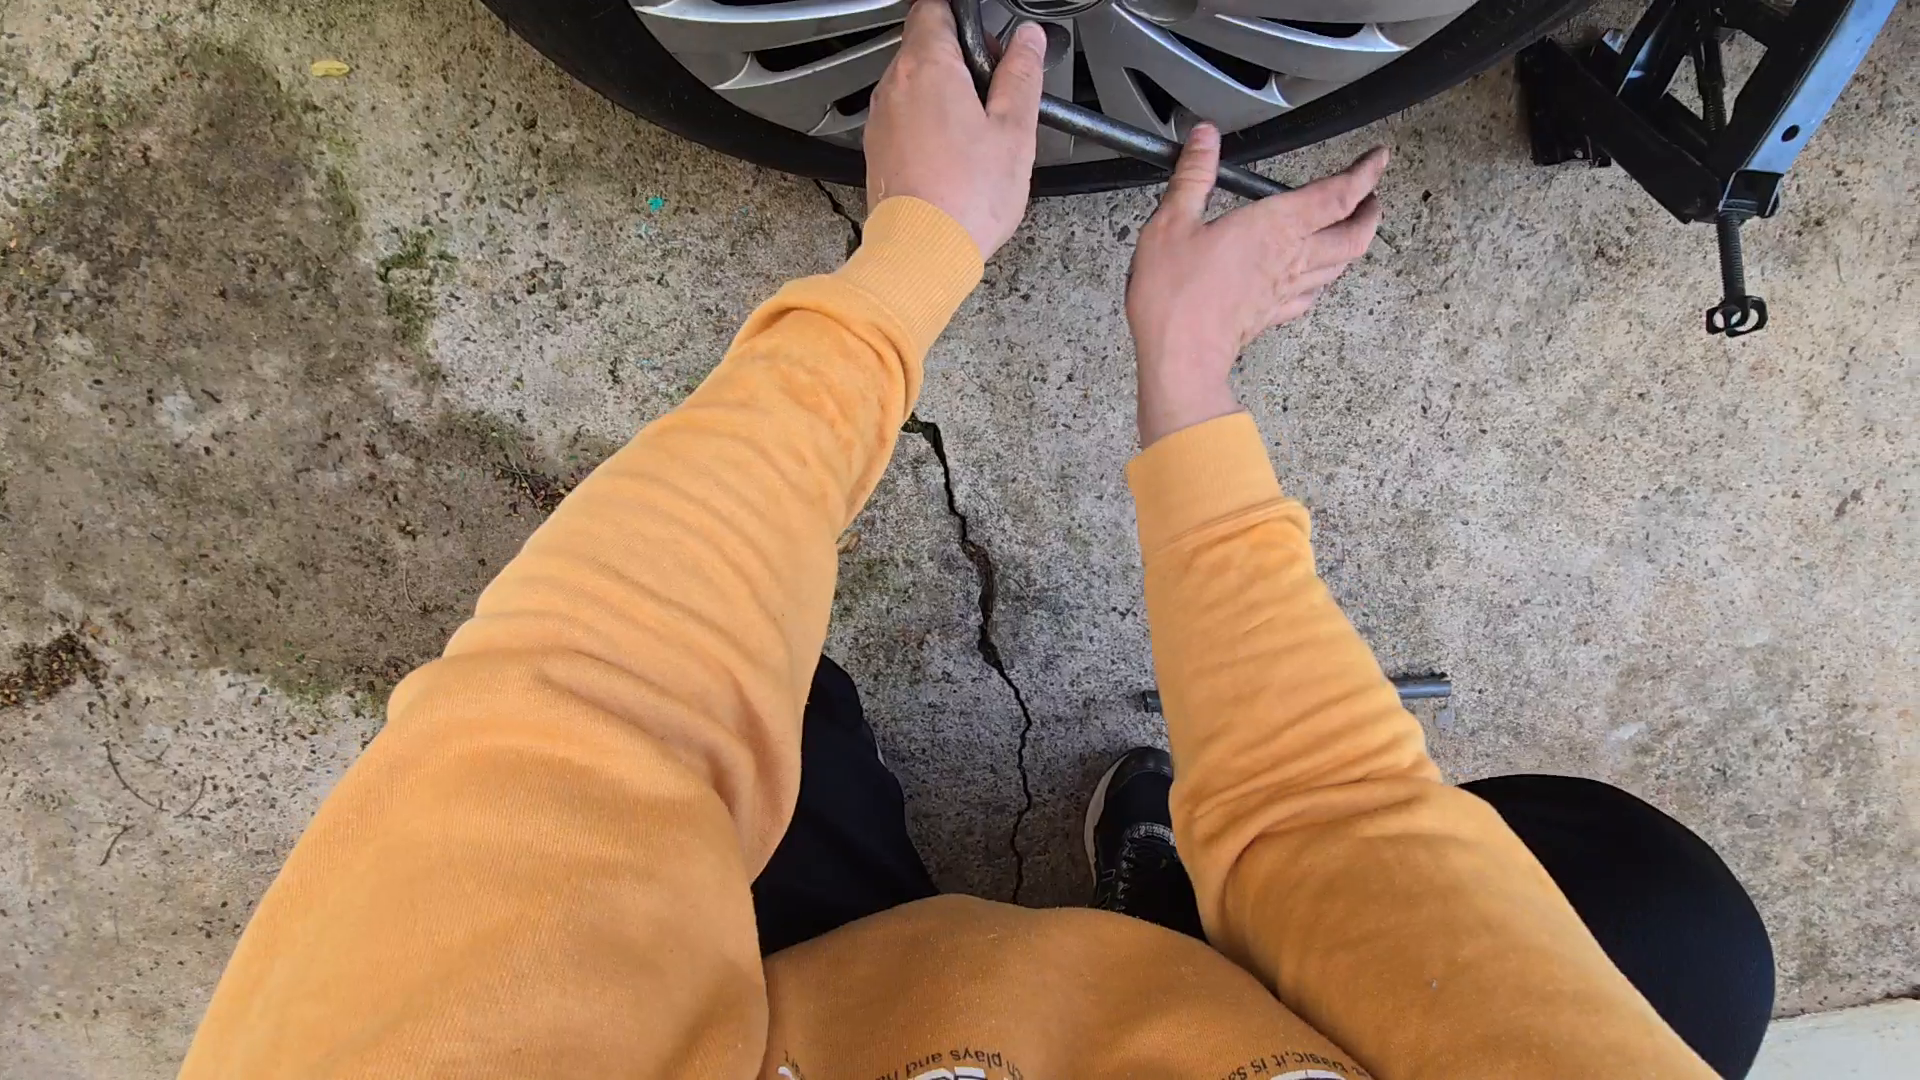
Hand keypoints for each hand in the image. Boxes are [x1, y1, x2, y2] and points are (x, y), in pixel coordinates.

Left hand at [864, 0, 1046, 258]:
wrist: (922, 254)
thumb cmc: (964, 201)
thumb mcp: (1014, 133)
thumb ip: (1022, 77)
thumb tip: (1027, 43)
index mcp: (928, 67)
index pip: (936, 8)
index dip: (967, 20)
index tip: (988, 45)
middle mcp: (894, 88)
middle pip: (924, 49)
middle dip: (959, 64)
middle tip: (991, 98)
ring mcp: (881, 123)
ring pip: (912, 90)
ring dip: (941, 101)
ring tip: (973, 140)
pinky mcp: (877, 156)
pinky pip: (903, 127)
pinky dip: (925, 133)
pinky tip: (950, 163)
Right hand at [1127, 124, 1386, 446]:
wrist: (1179, 360)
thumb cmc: (1174, 296)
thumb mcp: (1171, 225)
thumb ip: (1192, 178)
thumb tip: (1204, 137)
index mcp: (1275, 227)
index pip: (1339, 194)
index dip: (1366, 174)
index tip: (1378, 159)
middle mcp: (1290, 259)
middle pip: (1353, 235)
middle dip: (1369, 214)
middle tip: (1371, 200)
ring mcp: (1282, 293)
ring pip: (1337, 268)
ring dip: (1350, 247)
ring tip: (1348, 234)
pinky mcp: (1268, 318)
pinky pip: (1308, 298)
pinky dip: (1320, 284)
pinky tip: (1310, 283)